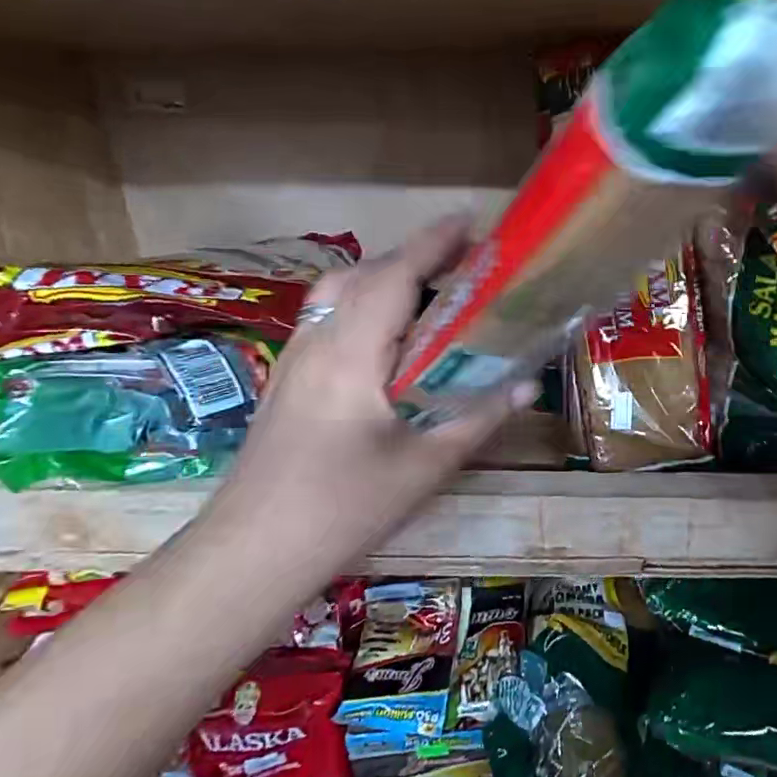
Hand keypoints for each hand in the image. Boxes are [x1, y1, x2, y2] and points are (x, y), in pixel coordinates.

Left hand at [204, 217, 524, 559]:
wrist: (248, 554)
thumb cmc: (341, 509)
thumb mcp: (423, 466)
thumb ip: (477, 418)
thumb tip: (527, 386)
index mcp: (351, 353)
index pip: (395, 276)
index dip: (433, 243)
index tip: (470, 222)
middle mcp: (317, 342)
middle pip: (364, 274)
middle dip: (413, 256)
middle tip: (461, 261)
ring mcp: (294, 359)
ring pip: (339, 293)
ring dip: (384, 277)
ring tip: (429, 291)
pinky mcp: (285, 379)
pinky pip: (328, 318)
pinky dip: (363, 304)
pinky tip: (386, 338)